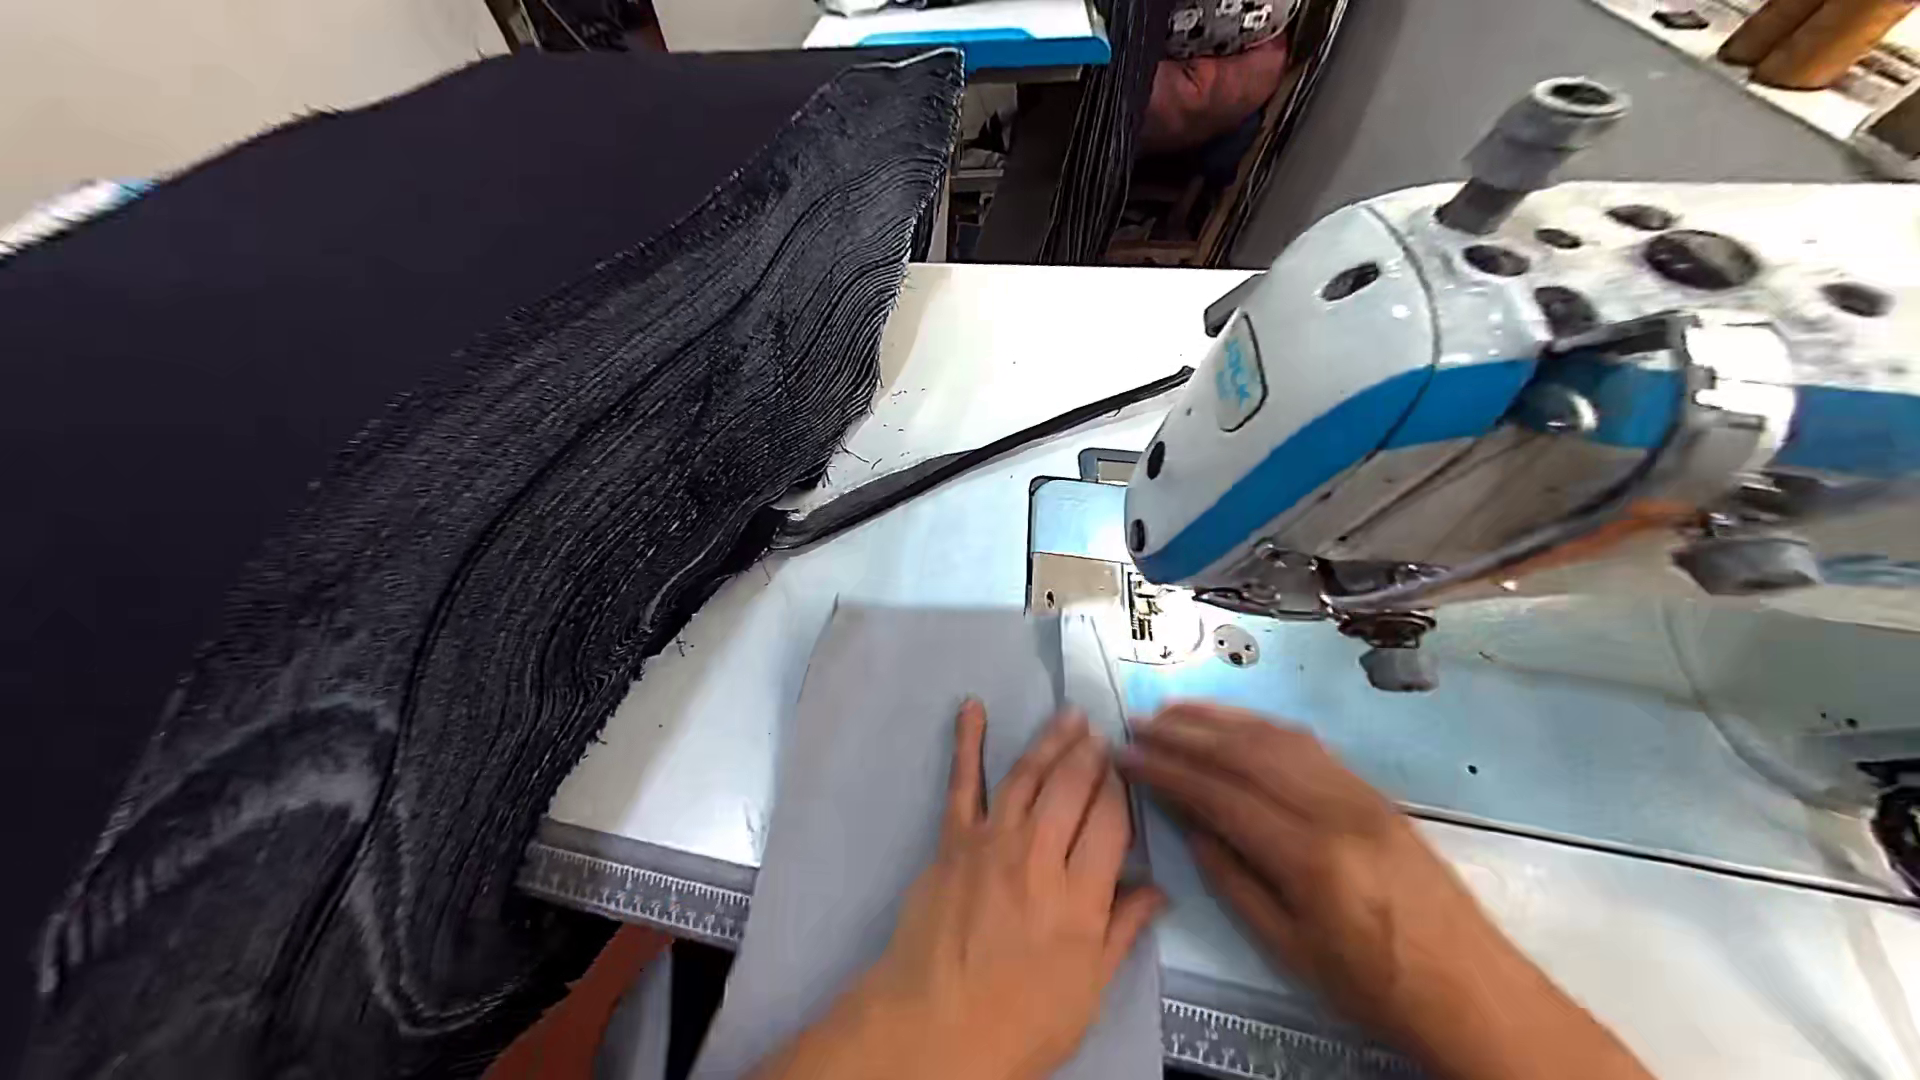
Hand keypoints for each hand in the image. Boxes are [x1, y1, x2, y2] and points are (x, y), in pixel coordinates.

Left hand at [750, 702, 1163, 1079]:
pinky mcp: (954, 838)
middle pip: (1073, 788)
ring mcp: (992, 840)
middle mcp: (1039, 856)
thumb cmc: (1020, 1019)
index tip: (1125, 769)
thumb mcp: (1088, 990)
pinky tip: (972, 708)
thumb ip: (1124, 931)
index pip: (1111, 822)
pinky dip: (967, 742)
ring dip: (1052, 740)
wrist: (934, 1028)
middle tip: (1102, 732)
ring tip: (1070, 716)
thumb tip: (1159, 888)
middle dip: (1091, 755)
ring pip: (1028, 775)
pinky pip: (963, 781)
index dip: (1120, 789)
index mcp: (1079, 897)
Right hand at [1119, 703, 1650, 1079]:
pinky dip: (1258, 724)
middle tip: (1138, 723)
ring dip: (1217, 718)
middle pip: (1243, 753)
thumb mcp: (1287, 946)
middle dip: (1182, 733)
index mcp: (1310, 857)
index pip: (1219, 794)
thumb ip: (1230, 876)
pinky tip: (1232, 721)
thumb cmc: (1373, 985)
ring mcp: (1358, 792)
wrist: (1477, 993)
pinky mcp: (1372, 789)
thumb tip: (1190, 822)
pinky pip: (1306, 743)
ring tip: (1173, 710)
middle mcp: (1333, 809)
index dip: (1166, 770)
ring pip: (1274, 736)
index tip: (1127, 755)